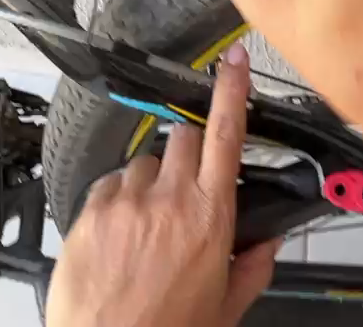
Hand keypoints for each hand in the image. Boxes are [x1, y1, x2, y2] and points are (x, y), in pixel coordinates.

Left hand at [45, 45, 279, 326]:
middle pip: (185, 137)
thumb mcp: (223, 308)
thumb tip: (269, 243)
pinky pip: (110, 181)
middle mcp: (170, 198)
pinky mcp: (93, 208)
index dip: (232, 90)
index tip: (235, 61)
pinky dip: (118, 198)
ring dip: (151, 180)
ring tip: (146, 224)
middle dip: (190, 153)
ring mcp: (128, 200)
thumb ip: (252, 268)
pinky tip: (119, 232)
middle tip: (185, 189)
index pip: (226, 135)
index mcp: (210, 217)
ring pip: (146, 160)